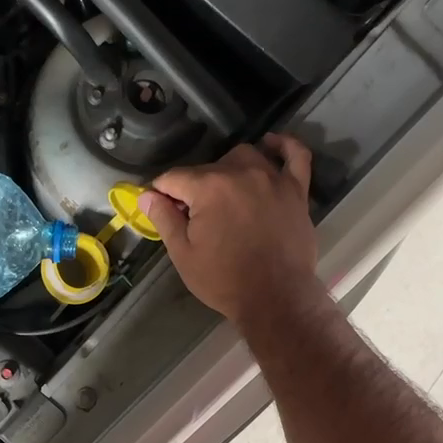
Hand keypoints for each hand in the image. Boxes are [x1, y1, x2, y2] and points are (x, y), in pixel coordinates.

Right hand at [139, 133, 324, 324]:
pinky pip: (295, 155)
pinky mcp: (296, 190)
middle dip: (194, 187)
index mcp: (209, 188)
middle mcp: (241, 172)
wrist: (274, 297)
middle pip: (208, 167)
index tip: (158, 208)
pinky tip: (270, 145)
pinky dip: (283, 146)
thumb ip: (164, 220)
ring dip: (228, 169)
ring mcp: (272, 178)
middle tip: (193, 217)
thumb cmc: (223, 280)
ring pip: (245, 156)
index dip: (161, 192)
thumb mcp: (183, 254)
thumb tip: (147, 196)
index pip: (174, 178)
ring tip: (223, 193)